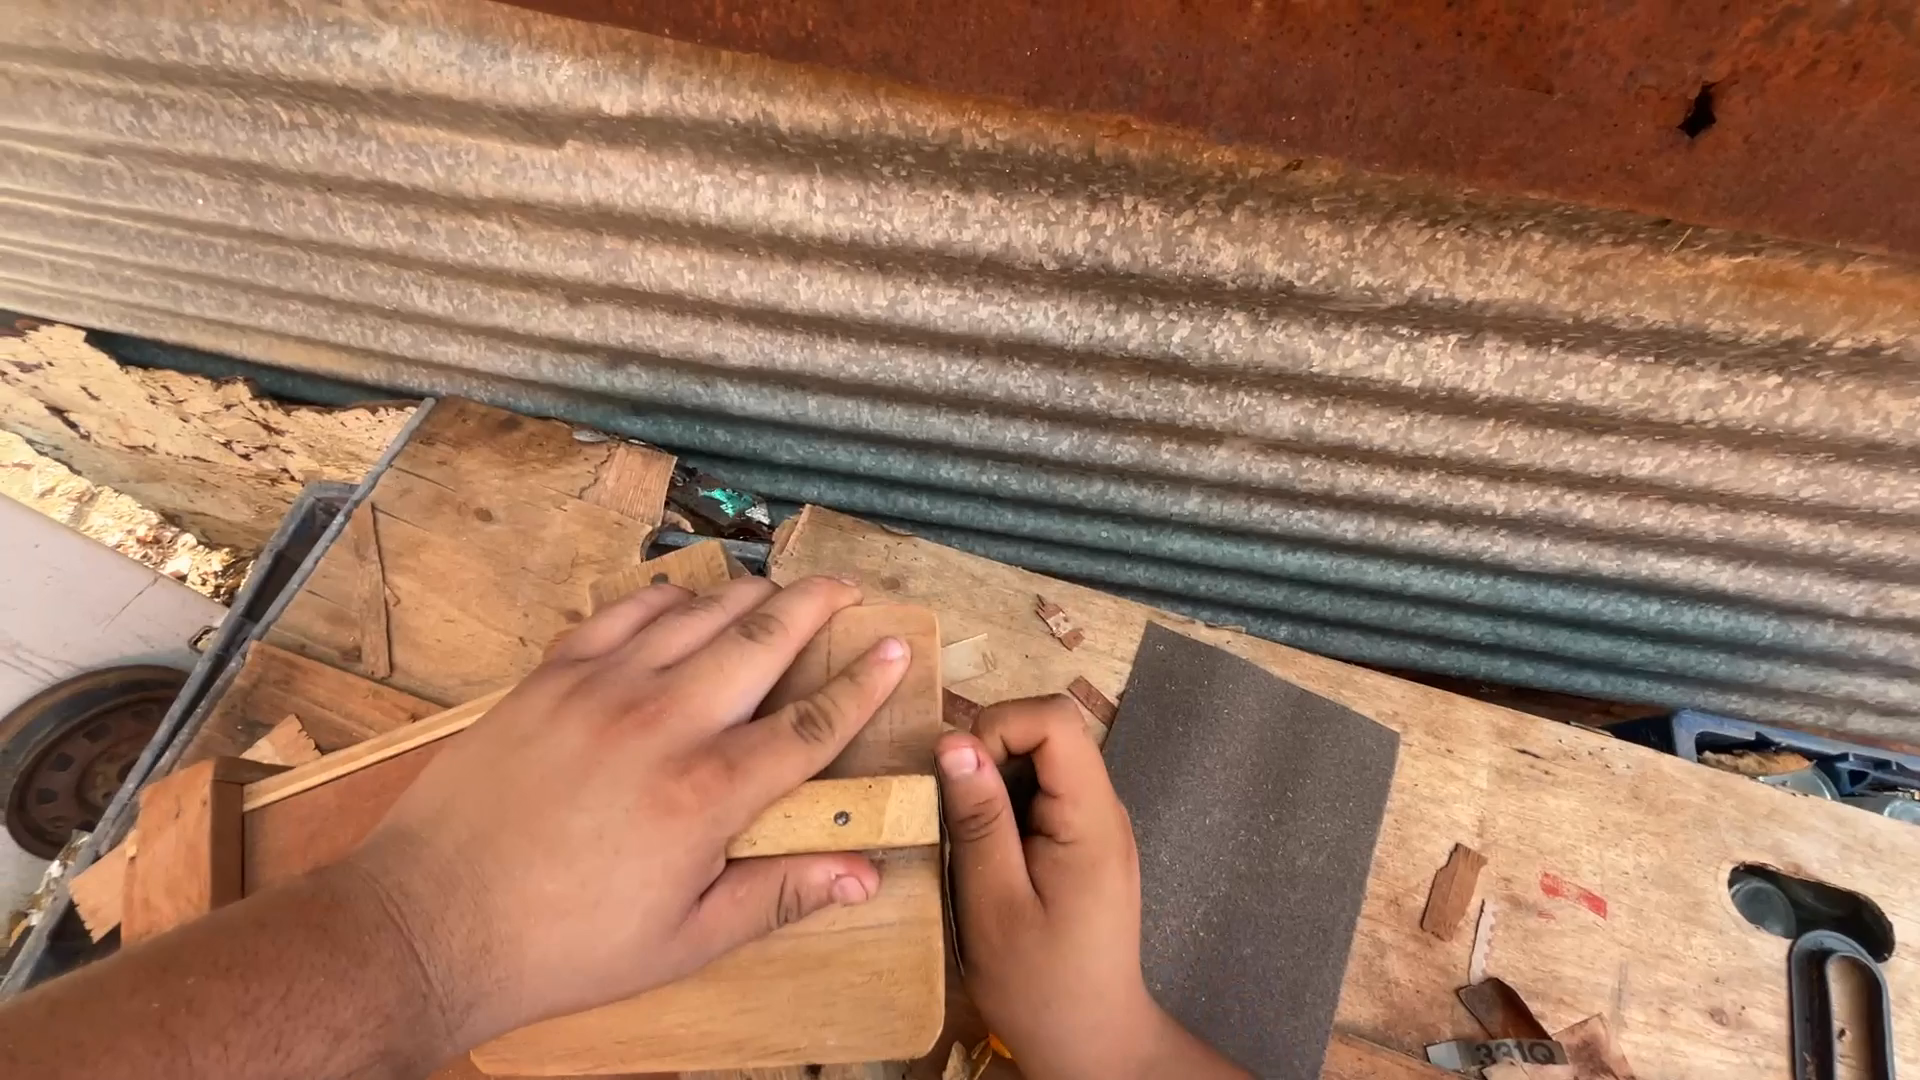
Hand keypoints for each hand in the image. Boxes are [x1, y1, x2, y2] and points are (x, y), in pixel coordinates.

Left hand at [335, 575, 909, 1055]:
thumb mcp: (684, 940)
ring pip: (704, 611)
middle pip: (765, 637)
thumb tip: (867, 875)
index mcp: (707, 794)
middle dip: (819, 603)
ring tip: (783, 591)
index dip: (864, 683)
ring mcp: (605, 687)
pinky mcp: (554, 674)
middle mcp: (665, 723)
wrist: (419, 929)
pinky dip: (673, 596)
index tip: (897, 647)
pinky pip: (629, 609)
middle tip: (850, 587)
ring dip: (755, 593)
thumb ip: (781, 894)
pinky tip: (690, 603)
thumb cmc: (565, 945)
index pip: (812, 724)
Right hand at [937, 697, 1247, 1079]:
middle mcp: (1104, 805)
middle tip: (957, 807)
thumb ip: (978, 818)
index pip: (1056, 720)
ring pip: (1042, 755)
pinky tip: (991, 847)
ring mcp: (1097, 819)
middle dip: (992, 750)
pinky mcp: (1084, 835)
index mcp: (1091, 818)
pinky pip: (1044, 787)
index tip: (961, 772)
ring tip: (972, 835)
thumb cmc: (1039, 985)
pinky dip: (1007, 799)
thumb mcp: (993, 904)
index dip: (1001, 725)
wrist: (1091, 1042)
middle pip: (1050, 730)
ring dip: (996, 777)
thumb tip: (953, 742)